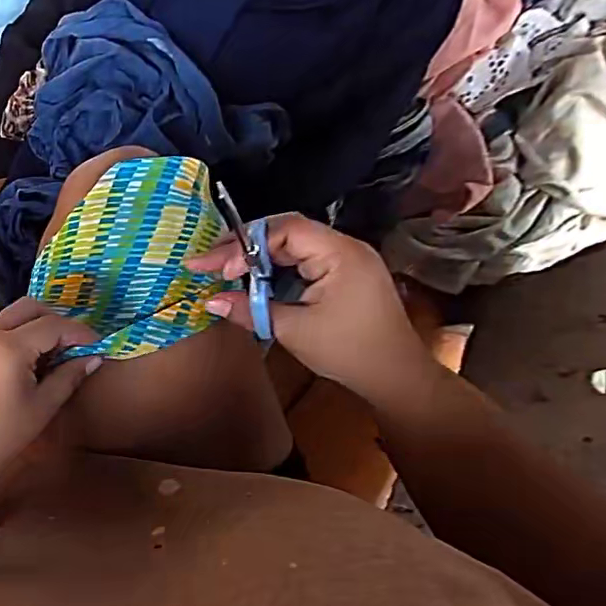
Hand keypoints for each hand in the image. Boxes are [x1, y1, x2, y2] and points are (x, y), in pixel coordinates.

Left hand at [0, 298, 101, 482]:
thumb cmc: (4, 436)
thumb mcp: (44, 406)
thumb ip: (70, 375)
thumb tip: (94, 357)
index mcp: (8, 348)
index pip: (53, 325)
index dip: (80, 332)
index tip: (98, 344)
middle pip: (30, 307)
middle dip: (57, 320)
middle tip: (76, 344)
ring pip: (12, 315)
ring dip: (37, 325)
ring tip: (55, 353)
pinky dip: (19, 334)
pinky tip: (30, 361)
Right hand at [186, 215, 434, 405]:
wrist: (395, 375)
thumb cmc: (348, 352)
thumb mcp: (294, 330)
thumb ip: (252, 310)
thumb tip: (211, 302)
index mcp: (339, 252)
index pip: (283, 230)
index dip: (244, 245)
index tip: (217, 269)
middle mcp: (345, 246)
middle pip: (287, 232)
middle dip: (246, 247)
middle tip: (209, 264)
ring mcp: (348, 260)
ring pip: (294, 247)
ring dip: (260, 259)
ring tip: (225, 272)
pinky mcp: (346, 275)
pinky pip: (306, 262)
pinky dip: (279, 270)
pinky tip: (256, 282)